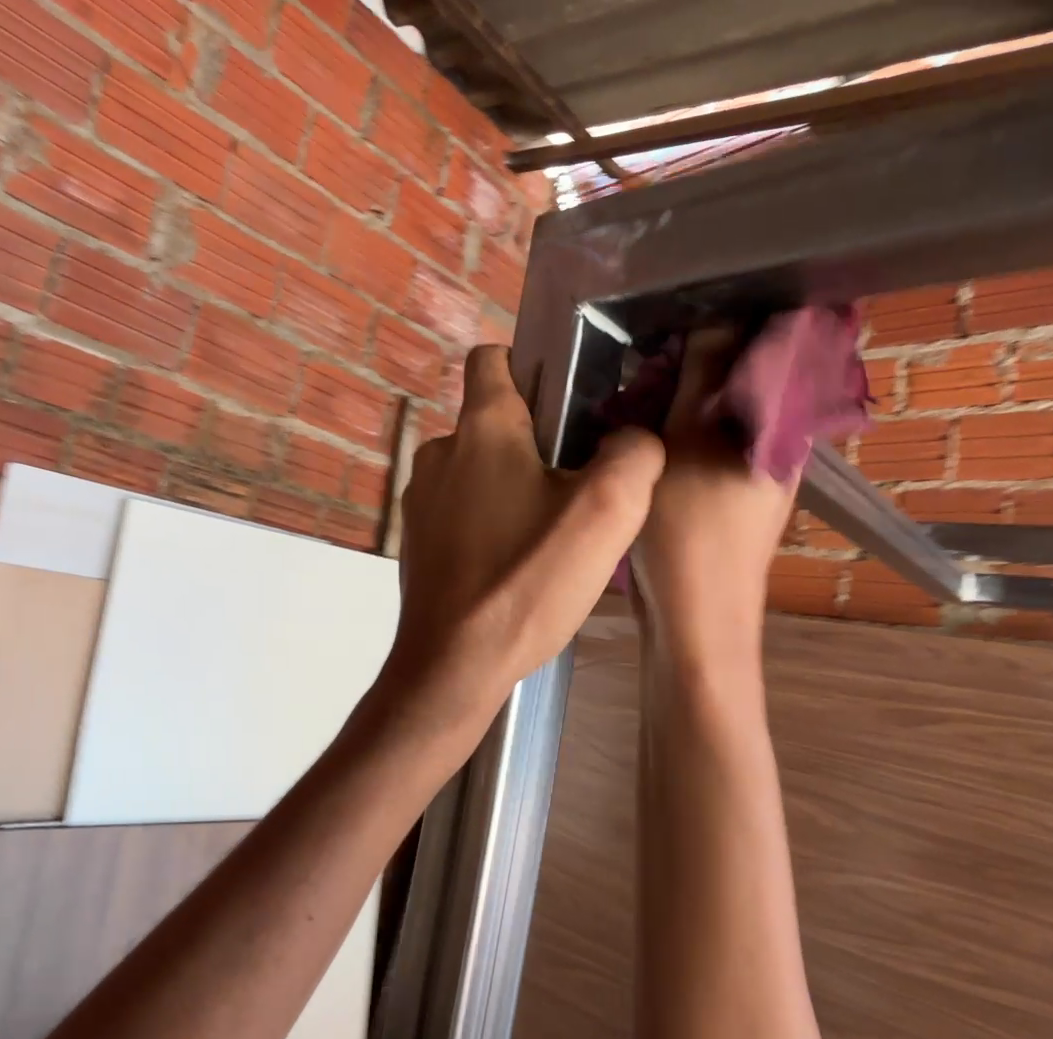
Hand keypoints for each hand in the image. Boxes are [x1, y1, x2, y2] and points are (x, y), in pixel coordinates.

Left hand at [390, 345, 664, 718]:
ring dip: (513, 487)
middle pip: (493, 422)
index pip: (493, 358)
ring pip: (478, 471)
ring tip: (550, 533)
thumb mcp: (607, 512)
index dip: (531, 368)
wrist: (454, 666)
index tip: (566, 404)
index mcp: (482, 428)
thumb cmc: (528, 580)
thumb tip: (635, 439)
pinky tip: (516, 565)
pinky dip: (488, 523)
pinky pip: (461, 513)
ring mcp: (421, 501)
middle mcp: (440, 452)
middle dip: (535, 442)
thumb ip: (635, 455)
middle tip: (579, 486)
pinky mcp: (417, 543)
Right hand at [631, 328, 796, 647]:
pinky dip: (672, 426)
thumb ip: (702, 373)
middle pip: (737, 376)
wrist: (692, 620)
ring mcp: (748, 468)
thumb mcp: (686, 439)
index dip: (729, 318)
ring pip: (713, 409)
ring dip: (677, 392)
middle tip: (644, 350)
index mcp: (782, 420)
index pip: (770, 344)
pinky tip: (636, 424)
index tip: (681, 308)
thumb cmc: (691, 528)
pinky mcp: (721, 491)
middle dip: (693, 357)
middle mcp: (774, 439)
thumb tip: (718, 309)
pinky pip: (699, 440)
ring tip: (633, 383)